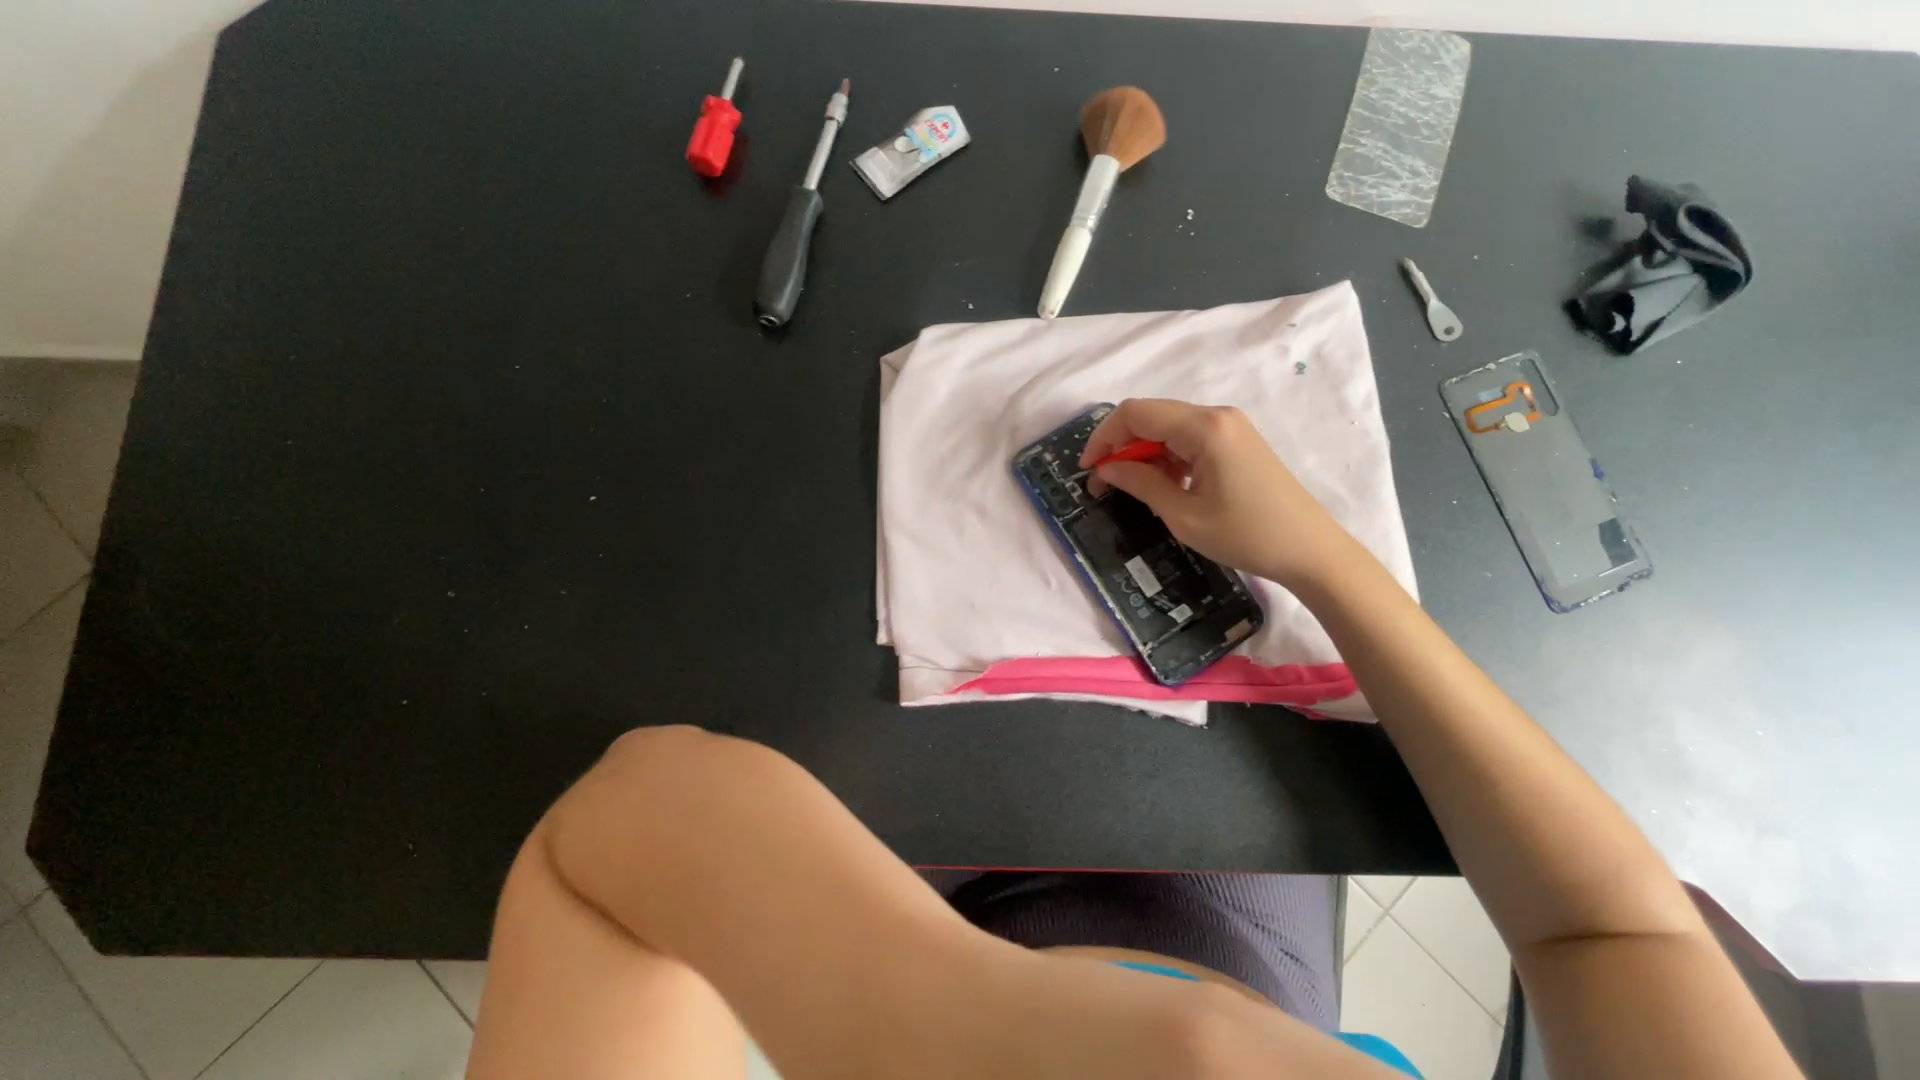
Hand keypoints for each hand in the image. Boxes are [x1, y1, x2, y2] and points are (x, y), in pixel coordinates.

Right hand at [1080, 399, 1351, 587]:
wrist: (1310, 549)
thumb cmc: (1247, 535)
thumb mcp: (1184, 516)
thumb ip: (1141, 484)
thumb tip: (1107, 469)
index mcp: (1204, 428)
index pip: (1135, 413)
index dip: (1104, 438)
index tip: (1089, 471)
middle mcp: (1216, 416)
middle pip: (1151, 415)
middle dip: (1121, 445)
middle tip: (1105, 484)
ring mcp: (1230, 427)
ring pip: (1168, 427)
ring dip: (1144, 452)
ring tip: (1133, 490)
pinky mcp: (1237, 441)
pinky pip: (1189, 438)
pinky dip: (1168, 457)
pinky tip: (1164, 487)